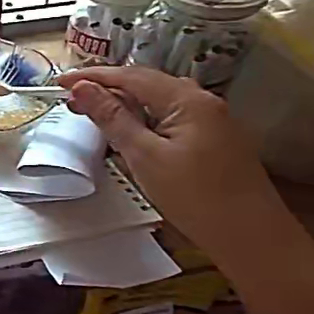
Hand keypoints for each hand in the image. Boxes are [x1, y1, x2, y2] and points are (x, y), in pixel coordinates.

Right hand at [58, 65, 280, 244]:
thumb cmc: (195, 197)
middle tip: (72, 100)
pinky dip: (145, 118)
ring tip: (95, 113)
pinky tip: (131, 131)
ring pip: (159, 101)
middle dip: (108, 87)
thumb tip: (82, 88)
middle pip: (147, 83)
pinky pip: (171, 116)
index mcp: (187, 99)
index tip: (60, 82)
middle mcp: (202, 100)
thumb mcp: (145, 156)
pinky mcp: (214, 139)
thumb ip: (113, 118)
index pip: (131, 75)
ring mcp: (212, 119)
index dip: (93, 76)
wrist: (253, 237)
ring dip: (126, 103)